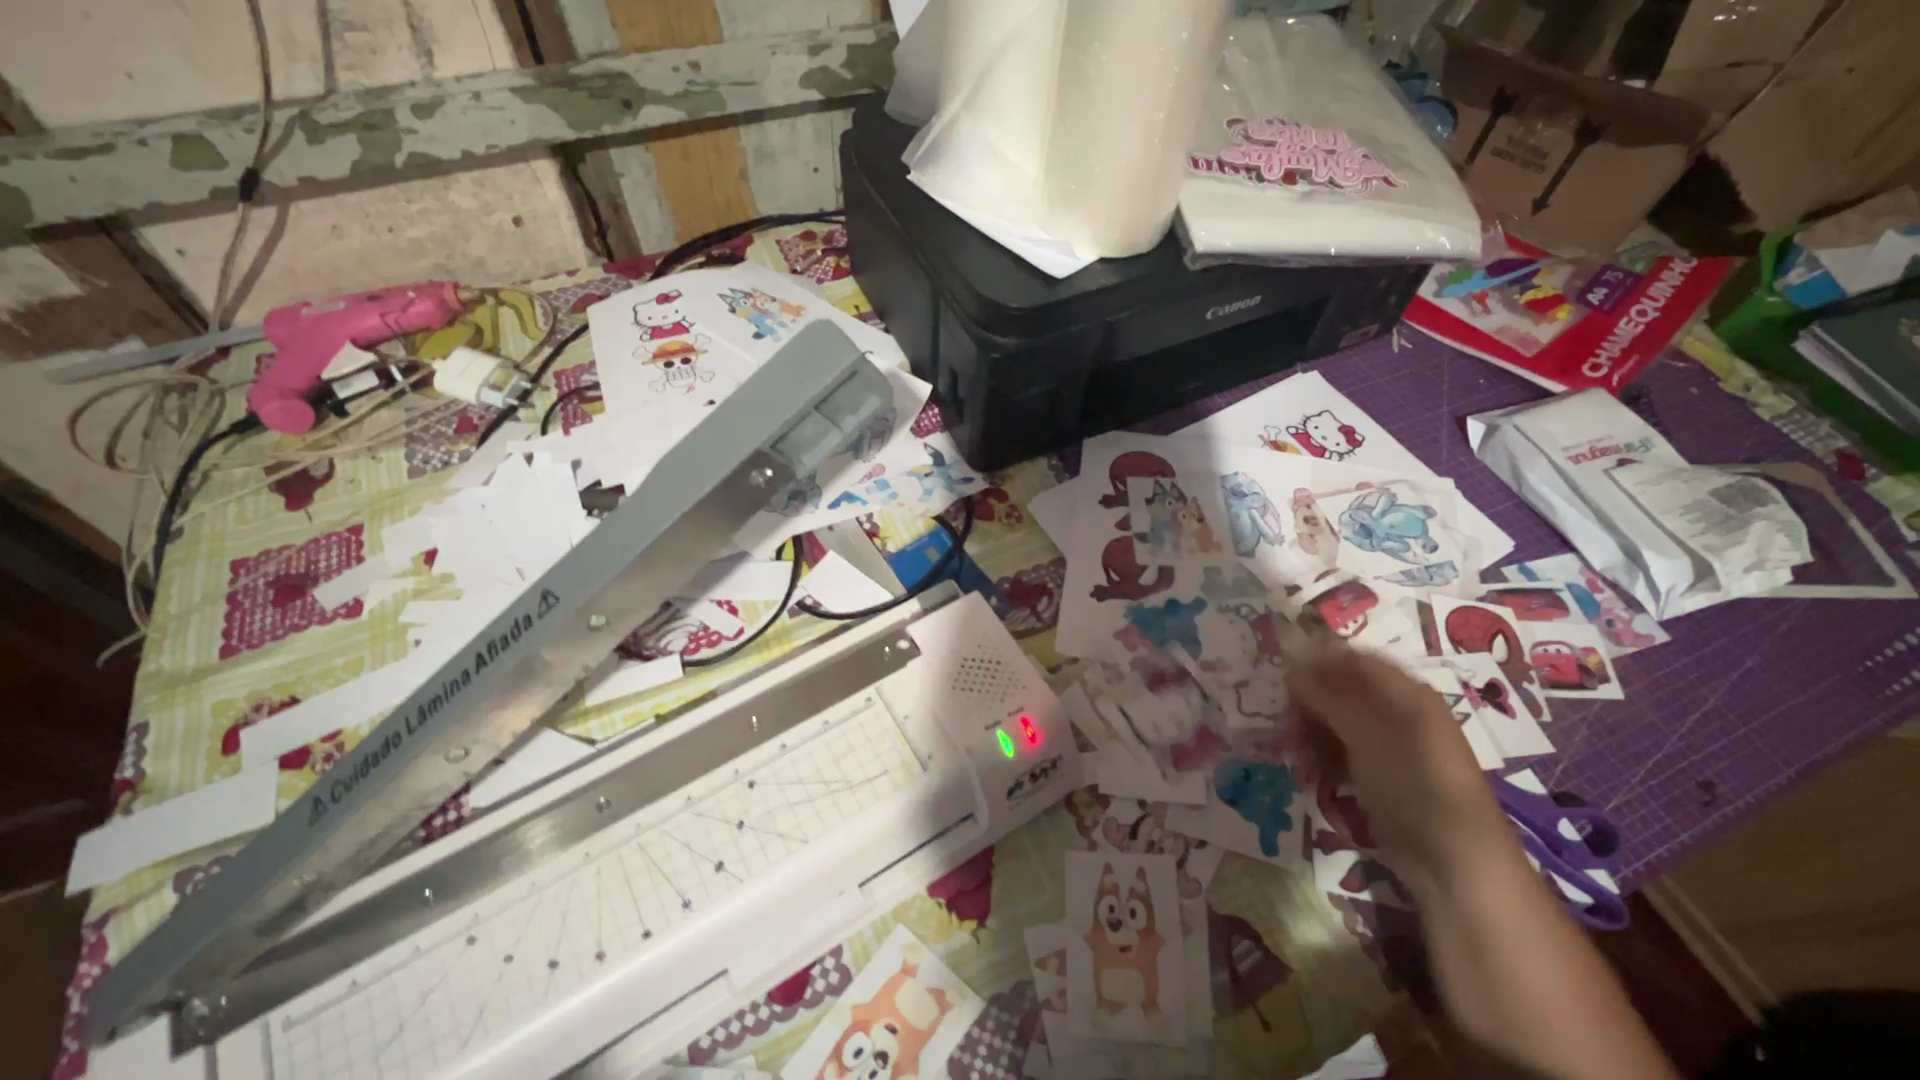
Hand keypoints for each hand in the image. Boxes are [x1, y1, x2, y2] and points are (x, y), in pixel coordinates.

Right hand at [1287, 644, 1518, 896]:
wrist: (1453, 861)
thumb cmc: (1414, 784)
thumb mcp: (1369, 733)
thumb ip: (1329, 696)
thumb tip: (1293, 663)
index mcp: (1405, 693)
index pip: (1352, 660)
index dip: (1317, 665)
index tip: (1283, 684)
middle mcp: (1398, 713)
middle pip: (1339, 693)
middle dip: (1309, 709)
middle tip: (1289, 734)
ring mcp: (1389, 748)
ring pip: (1335, 726)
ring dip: (1311, 740)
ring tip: (1301, 766)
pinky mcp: (1380, 778)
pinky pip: (1341, 756)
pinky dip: (1323, 763)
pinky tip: (1312, 781)